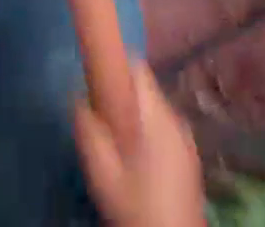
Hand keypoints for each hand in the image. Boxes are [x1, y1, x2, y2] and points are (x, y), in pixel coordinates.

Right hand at [74, 63, 207, 226]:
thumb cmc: (134, 204)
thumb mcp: (100, 170)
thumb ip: (87, 128)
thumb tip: (77, 95)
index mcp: (155, 118)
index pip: (137, 68)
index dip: (112, 60)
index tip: (91, 67)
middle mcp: (176, 120)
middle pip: (143, 86)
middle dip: (117, 90)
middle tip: (95, 110)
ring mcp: (186, 138)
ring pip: (151, 106)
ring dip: (130, 110)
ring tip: (111, 135)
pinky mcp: (188, 153)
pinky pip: (160, 124)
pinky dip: (143, 126)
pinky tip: (131, 153)